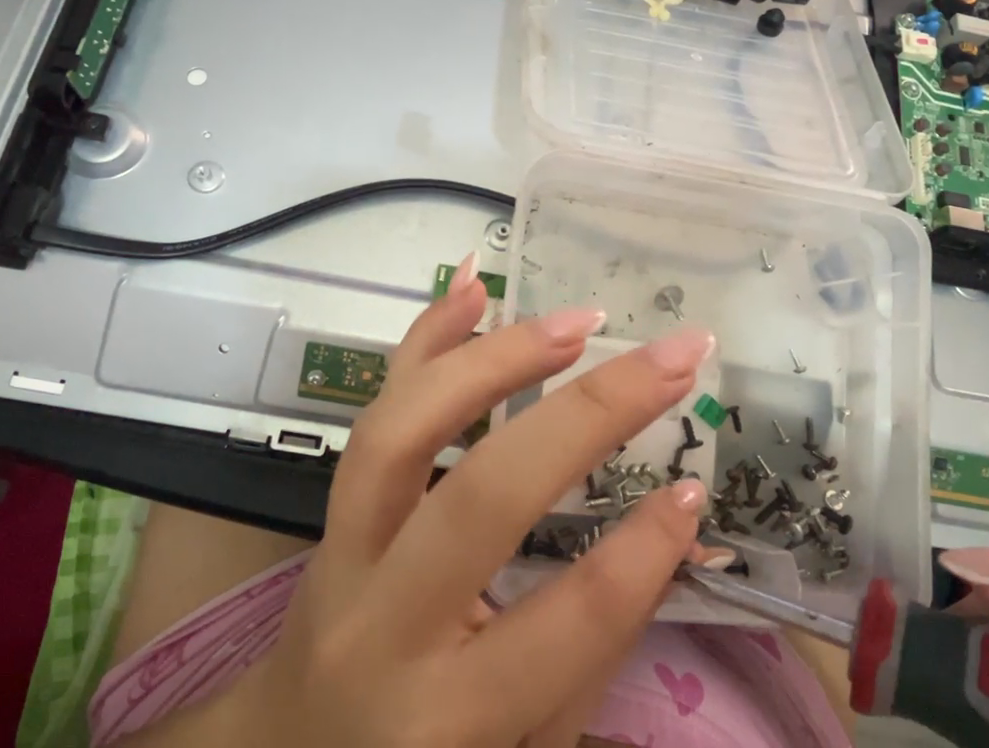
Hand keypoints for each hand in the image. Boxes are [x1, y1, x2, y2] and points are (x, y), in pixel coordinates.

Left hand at [124, 257, 716, 747]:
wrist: (291, 747)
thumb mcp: (526, 741)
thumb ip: (596, 645)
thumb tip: (673, 525)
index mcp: (445, 712)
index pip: (563, 621)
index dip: (641, 551)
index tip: (697, 487)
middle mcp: (382, 620)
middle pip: (480, 499)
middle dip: (585, 418)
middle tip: (669, 360)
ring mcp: (342, 551)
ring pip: (402, 434)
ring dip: (493, 361)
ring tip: (576, 320)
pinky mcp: (328, 507)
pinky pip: (373, 412)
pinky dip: (423, 342)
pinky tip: (472, 287)